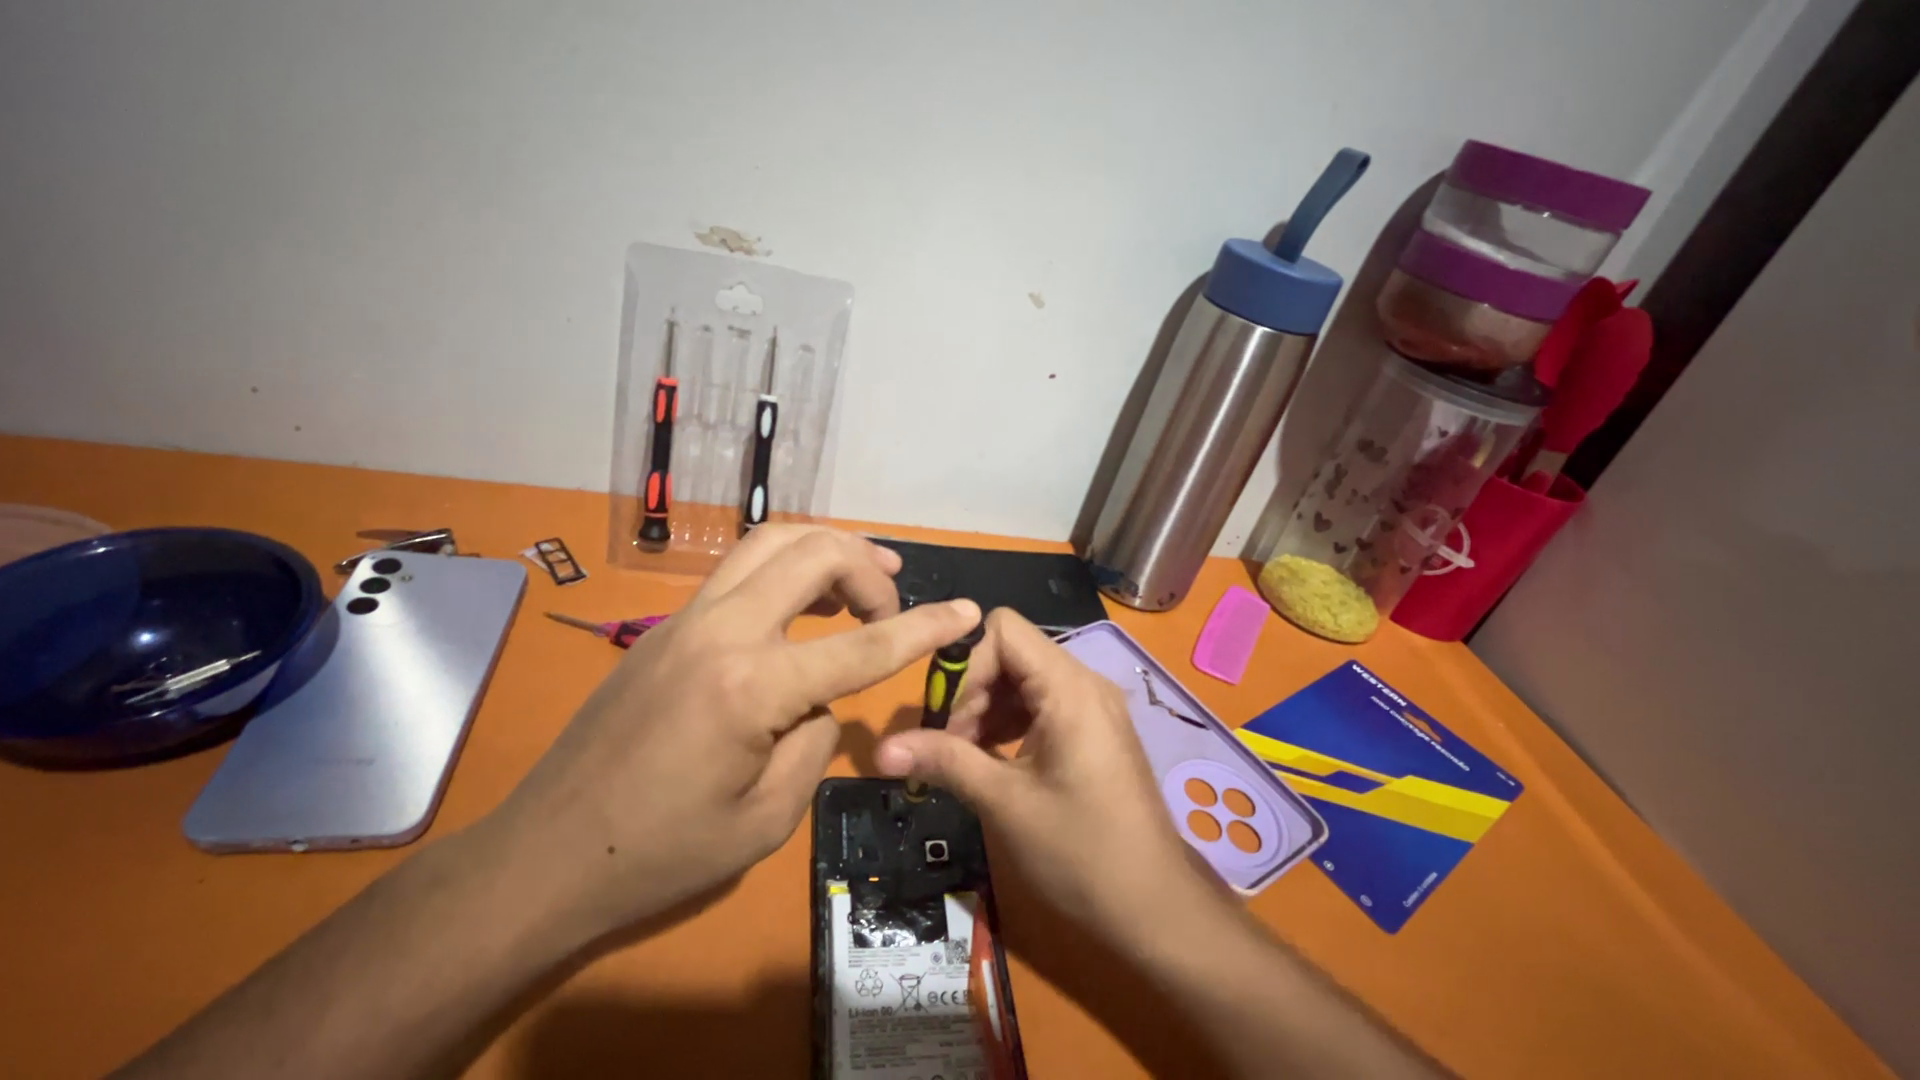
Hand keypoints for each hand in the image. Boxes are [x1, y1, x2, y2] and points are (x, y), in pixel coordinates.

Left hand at [481, 525, 979, 943]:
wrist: (546, 855)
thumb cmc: (660, 855)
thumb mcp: (766, 820)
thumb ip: (814, 741)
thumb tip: (820, 698)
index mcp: (751, 686)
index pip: (861, 643)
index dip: (923, 626)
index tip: (966, 610)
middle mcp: (720, 631)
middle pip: (811, 553)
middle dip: (868, 567)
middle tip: (894, 602)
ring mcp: (685, 621)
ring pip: (768, 544)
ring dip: (825, 549)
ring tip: (863, 578)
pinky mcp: (665, 629)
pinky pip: (738, 572)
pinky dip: (785, 569)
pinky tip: (802, 607)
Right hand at [873, 609, 1207, 939]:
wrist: (1155, 908)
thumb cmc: (1080, 852)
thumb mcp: (1004, 803)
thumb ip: (944, 761)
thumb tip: (882, 749)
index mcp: (1069, 688)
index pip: (1002, 630)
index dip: (964, 663)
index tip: (944, 718)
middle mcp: (1085, 685)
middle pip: (1011, 654)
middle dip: (970, 691)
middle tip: (946, 746)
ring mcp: (1093, 709)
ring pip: (1023, 681)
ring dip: (985, 711)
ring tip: (962, 759)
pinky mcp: (1094, 734)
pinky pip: (1041, 706)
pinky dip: (1009, 726)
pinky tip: (990, 764)